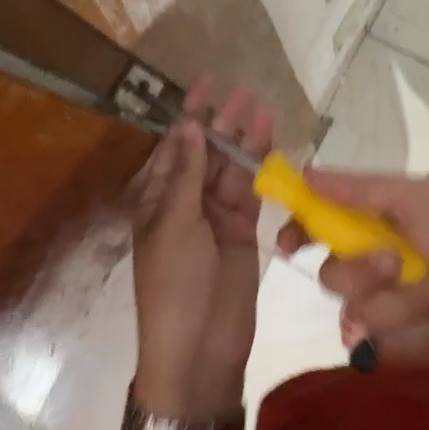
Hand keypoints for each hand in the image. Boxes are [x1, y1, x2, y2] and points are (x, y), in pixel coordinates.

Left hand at [128, 79, 273, 418]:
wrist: (199, 347)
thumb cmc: (174, 283)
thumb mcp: (174, 224)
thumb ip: (188, 174)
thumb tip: (191, 126)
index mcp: (157, 197)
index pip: (175, 145)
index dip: (190, 113)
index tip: (206, 82)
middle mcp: (185, 201)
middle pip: (207, 152)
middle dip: (223, 120)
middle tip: (242, 89)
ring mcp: (215, 215)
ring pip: (231, 168)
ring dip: (245, 138)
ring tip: (262, 105)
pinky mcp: (242, 230)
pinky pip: (251, 191)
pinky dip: (260, 167)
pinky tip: (271, 142)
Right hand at [277, 171, 428, 365]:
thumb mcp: (417, 196)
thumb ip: (357, 189)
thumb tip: (304, 171)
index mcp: (381, 222)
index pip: (324, 224)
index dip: (300, 231)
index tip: (291, 243)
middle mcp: (378, 265)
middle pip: (332, 272)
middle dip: (362, 271)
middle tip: (395, 264)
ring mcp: (389, 310)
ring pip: (354, 312)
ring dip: (398, 303)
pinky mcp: (401, 349)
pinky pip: (378, 347)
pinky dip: (410, 334)